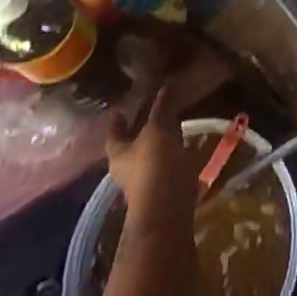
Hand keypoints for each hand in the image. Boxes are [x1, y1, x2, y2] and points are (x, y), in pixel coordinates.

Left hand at [105, 87, 189, 220]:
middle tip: (150, 113)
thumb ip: (162, 108)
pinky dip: (170, 156)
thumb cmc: (155, 165)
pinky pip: (164, 166)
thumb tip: (165, 86)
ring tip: (171, 127)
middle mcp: (125, 167)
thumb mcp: (159, 130)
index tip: (121, 108)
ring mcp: (143, 181)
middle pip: (129, 145)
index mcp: (118, 152)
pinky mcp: (161, 189)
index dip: (117, 119)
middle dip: (138, 131)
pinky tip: (182, 148)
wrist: (167, 210)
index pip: (114, 130)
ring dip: (156, 143)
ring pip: (147, 156)